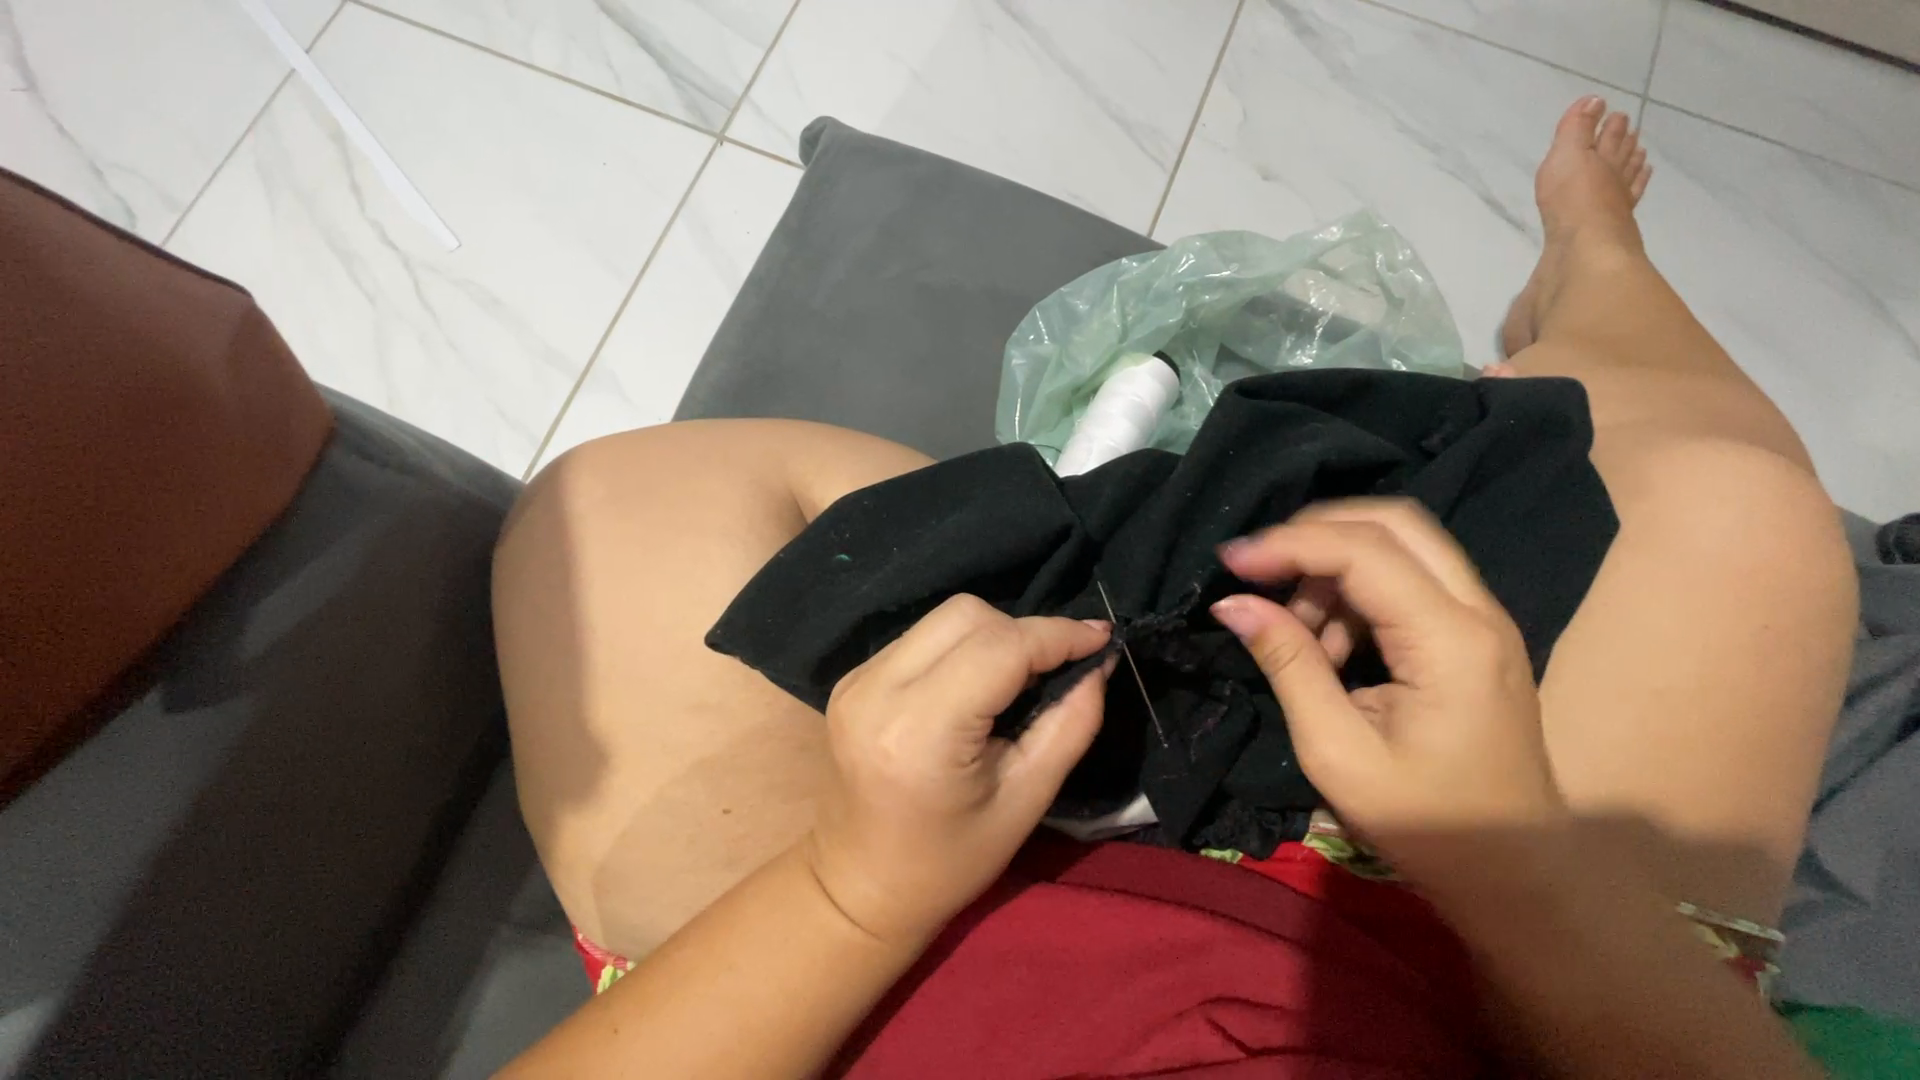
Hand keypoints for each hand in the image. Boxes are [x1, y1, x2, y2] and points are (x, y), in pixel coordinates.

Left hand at [804, 595, 1112, 947]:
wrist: (861, 884)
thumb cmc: (950, 860)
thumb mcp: (1026, 800)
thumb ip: (1070, 724)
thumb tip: (1098, 661)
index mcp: (920, 731)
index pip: (1000, 648)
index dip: (1057, 635)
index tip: (1101, 638)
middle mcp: (876, 691)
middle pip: (967, 615)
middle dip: (1022, 632)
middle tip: (1053, 671)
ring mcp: (855, 680)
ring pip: (942, 618)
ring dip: (990, 636)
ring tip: (1014, 682)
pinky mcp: (849, 678)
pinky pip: (919, 637)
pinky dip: (958, 648)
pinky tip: (970, 689)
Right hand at [1210, 499, 1565, 885]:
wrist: (1516, 871)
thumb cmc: (1425, 822)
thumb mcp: (1337, 751)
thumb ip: (1288, 665)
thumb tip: (1232, 604)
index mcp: (1448, 641)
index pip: (1364, 552)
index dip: (1290, 544)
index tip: (1230, 561)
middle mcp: (1476, 612)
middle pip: (1394, 522)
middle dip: (1315, 532)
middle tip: (1260, 567)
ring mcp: (1481, 619)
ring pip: (1400, 545)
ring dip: (1334, 567)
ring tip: (1296, 629)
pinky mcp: (1471, 634)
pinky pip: (1407, 579)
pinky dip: (1355, 590)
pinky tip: (1330, 645)